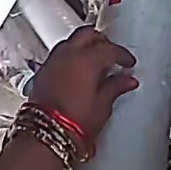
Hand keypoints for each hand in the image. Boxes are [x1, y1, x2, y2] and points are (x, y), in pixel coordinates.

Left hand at [27, 26, 137, 141]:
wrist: (46, 134)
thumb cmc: (72, 122)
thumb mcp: (102, 105)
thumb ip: (115, 87)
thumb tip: (125, 81)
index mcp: (86, 59)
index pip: (109, 48)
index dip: (122, 55)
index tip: (127, 62)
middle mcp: (67, 55)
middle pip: (88, 35)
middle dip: (102, 41)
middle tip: (113, 54)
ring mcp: (53, 61)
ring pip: (71, 41)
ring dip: (85, 46)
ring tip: (96, 61)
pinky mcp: (43, 71)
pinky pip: (60, 54)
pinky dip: (71, 55)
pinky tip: (79, 69)